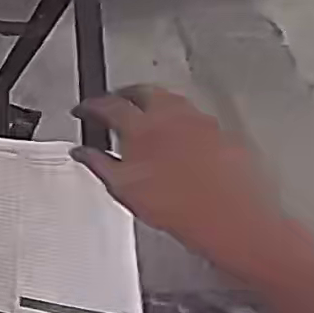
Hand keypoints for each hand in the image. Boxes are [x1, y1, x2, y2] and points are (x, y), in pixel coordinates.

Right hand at [71, 86, 291, 276]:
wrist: (230, 221)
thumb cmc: (177, 206)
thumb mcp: (121, 187)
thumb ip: (98, 163)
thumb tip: (83, 152)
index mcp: (141, 127)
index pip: (108, 105)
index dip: (91, 106)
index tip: (84, 110)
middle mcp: (172, 118)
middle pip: (144, 91)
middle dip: (124, 94)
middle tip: (112, 102)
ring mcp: (202, 124)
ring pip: (173, 101)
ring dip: (154, 103)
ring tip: (143, 117)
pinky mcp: (224, 136)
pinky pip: (196, 119)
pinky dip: (179, 121)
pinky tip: (176, 138)